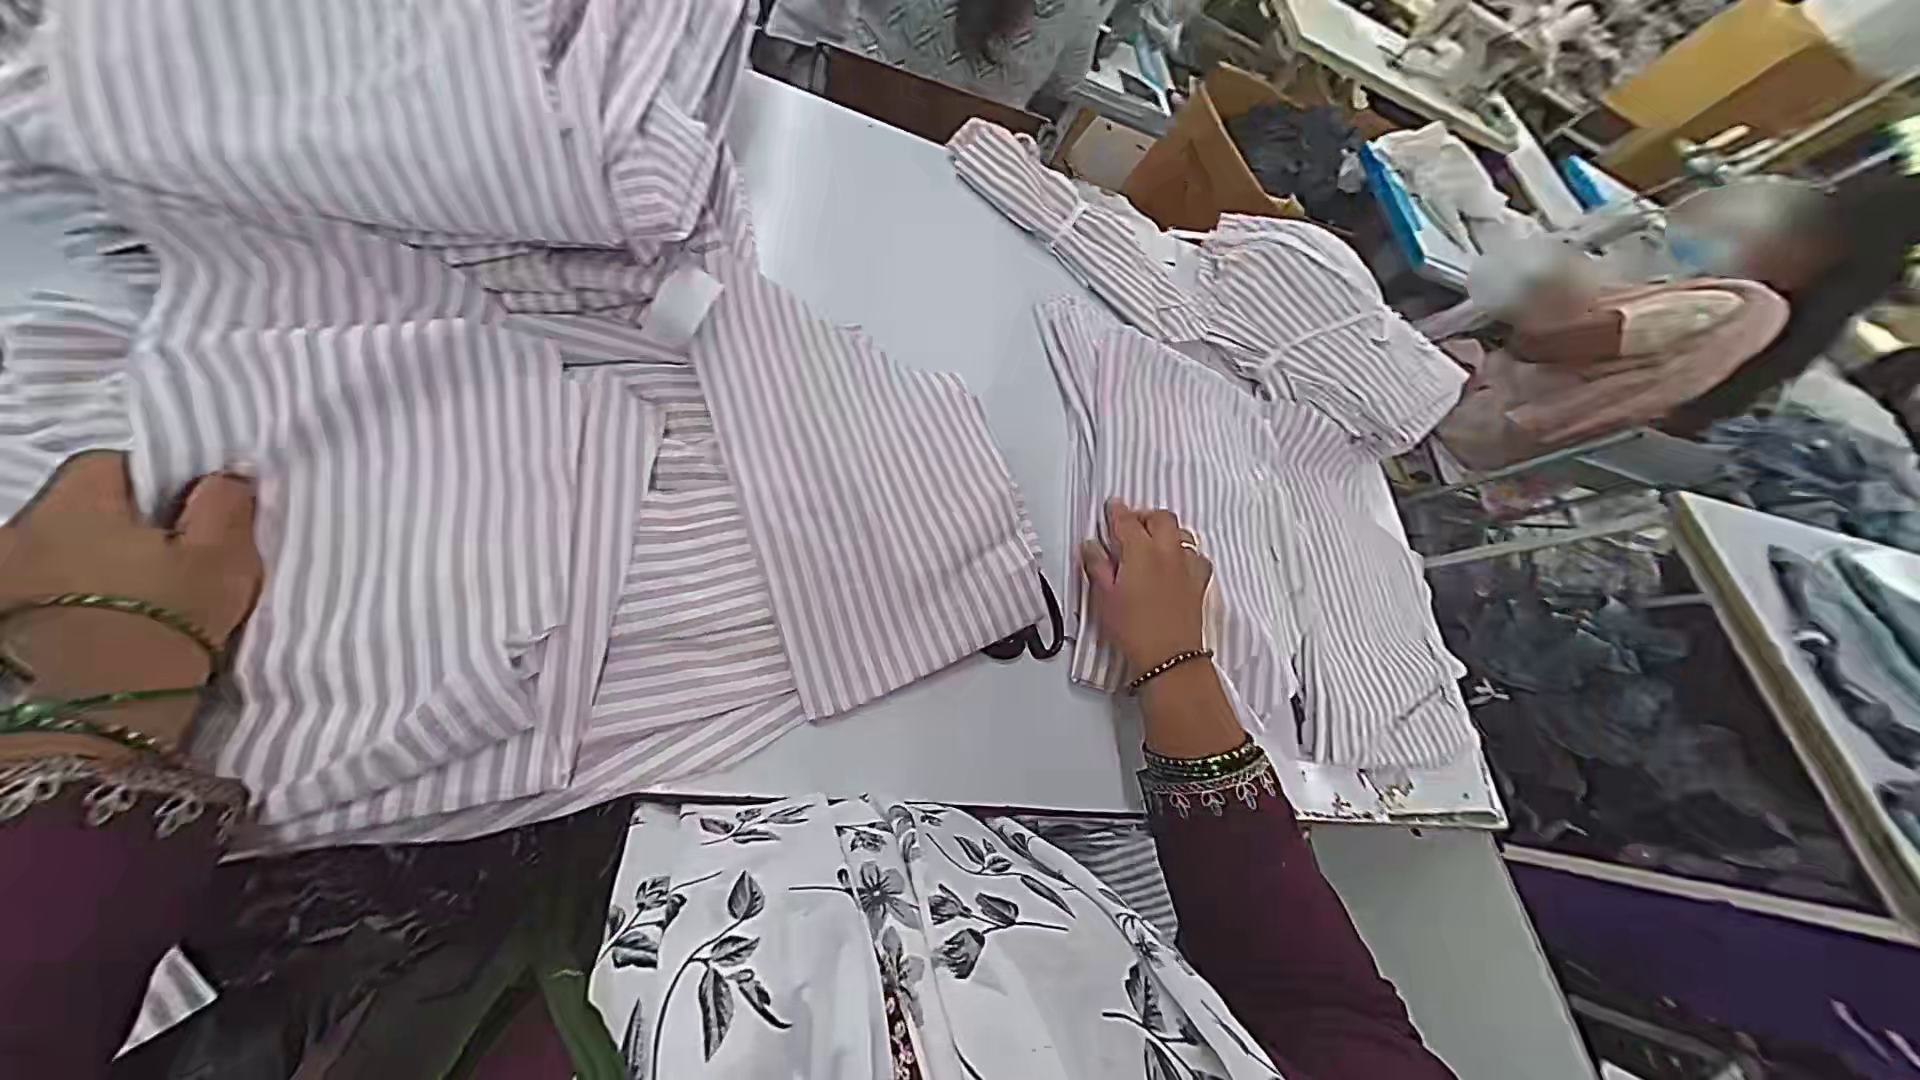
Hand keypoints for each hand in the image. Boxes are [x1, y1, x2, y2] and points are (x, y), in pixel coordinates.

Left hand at [0, 452, 262, 750]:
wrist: (110, 696)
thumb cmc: (174, 612)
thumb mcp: (224, 552)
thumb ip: (224, 503)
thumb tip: (224, 474)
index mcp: (74, 507)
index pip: (109, 463)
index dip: (157, 476)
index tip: (194, 505)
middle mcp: (18, 531)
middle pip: (79, 505)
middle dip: (125, 519)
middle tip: (179, 548)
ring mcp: (1, 574)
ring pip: (59, 543)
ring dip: (97, 553)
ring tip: (146, 584)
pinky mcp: (0, 612)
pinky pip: (44, 577)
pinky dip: (78, 584)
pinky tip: (113, 608)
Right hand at [1078, 497, 1209, 675]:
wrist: (1168, 657)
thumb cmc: (1133, 628)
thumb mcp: (1103, 596)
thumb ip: (1096, 565)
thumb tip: (1091, 546)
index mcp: (1141, 551)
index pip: (1127, 520)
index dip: (1117, 511)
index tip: (1111, 507)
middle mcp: (1167, 552)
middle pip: (1160, 518)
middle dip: (1144, 516)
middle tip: (1130, 524)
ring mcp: (1187, 566)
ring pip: (1181, 533)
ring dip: (1165, 530)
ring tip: (1151, 541)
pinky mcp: (1199, 582)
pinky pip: (1196, 555)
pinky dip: (1185, 552)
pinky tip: (1175, 562)